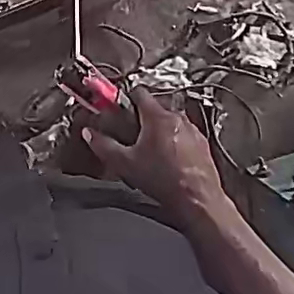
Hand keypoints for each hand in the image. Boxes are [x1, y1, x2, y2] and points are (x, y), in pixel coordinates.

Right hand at [82, 88, 230, 227]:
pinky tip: (168, 161)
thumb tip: (91, 135)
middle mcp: (177, 119)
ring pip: (170, 122)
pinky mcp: (202, 144)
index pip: (139, 93)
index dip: (126, 98)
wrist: (198, 200)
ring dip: (159, 131)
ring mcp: (192, 131)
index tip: (119, 106)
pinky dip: (175, 142)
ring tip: (150, 152)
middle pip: (154, 109)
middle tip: (132, 135)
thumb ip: (105, 146)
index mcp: (157, 117)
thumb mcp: (126, 164)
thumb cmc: (166, 182)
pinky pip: (184, 135)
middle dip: (142, 119)